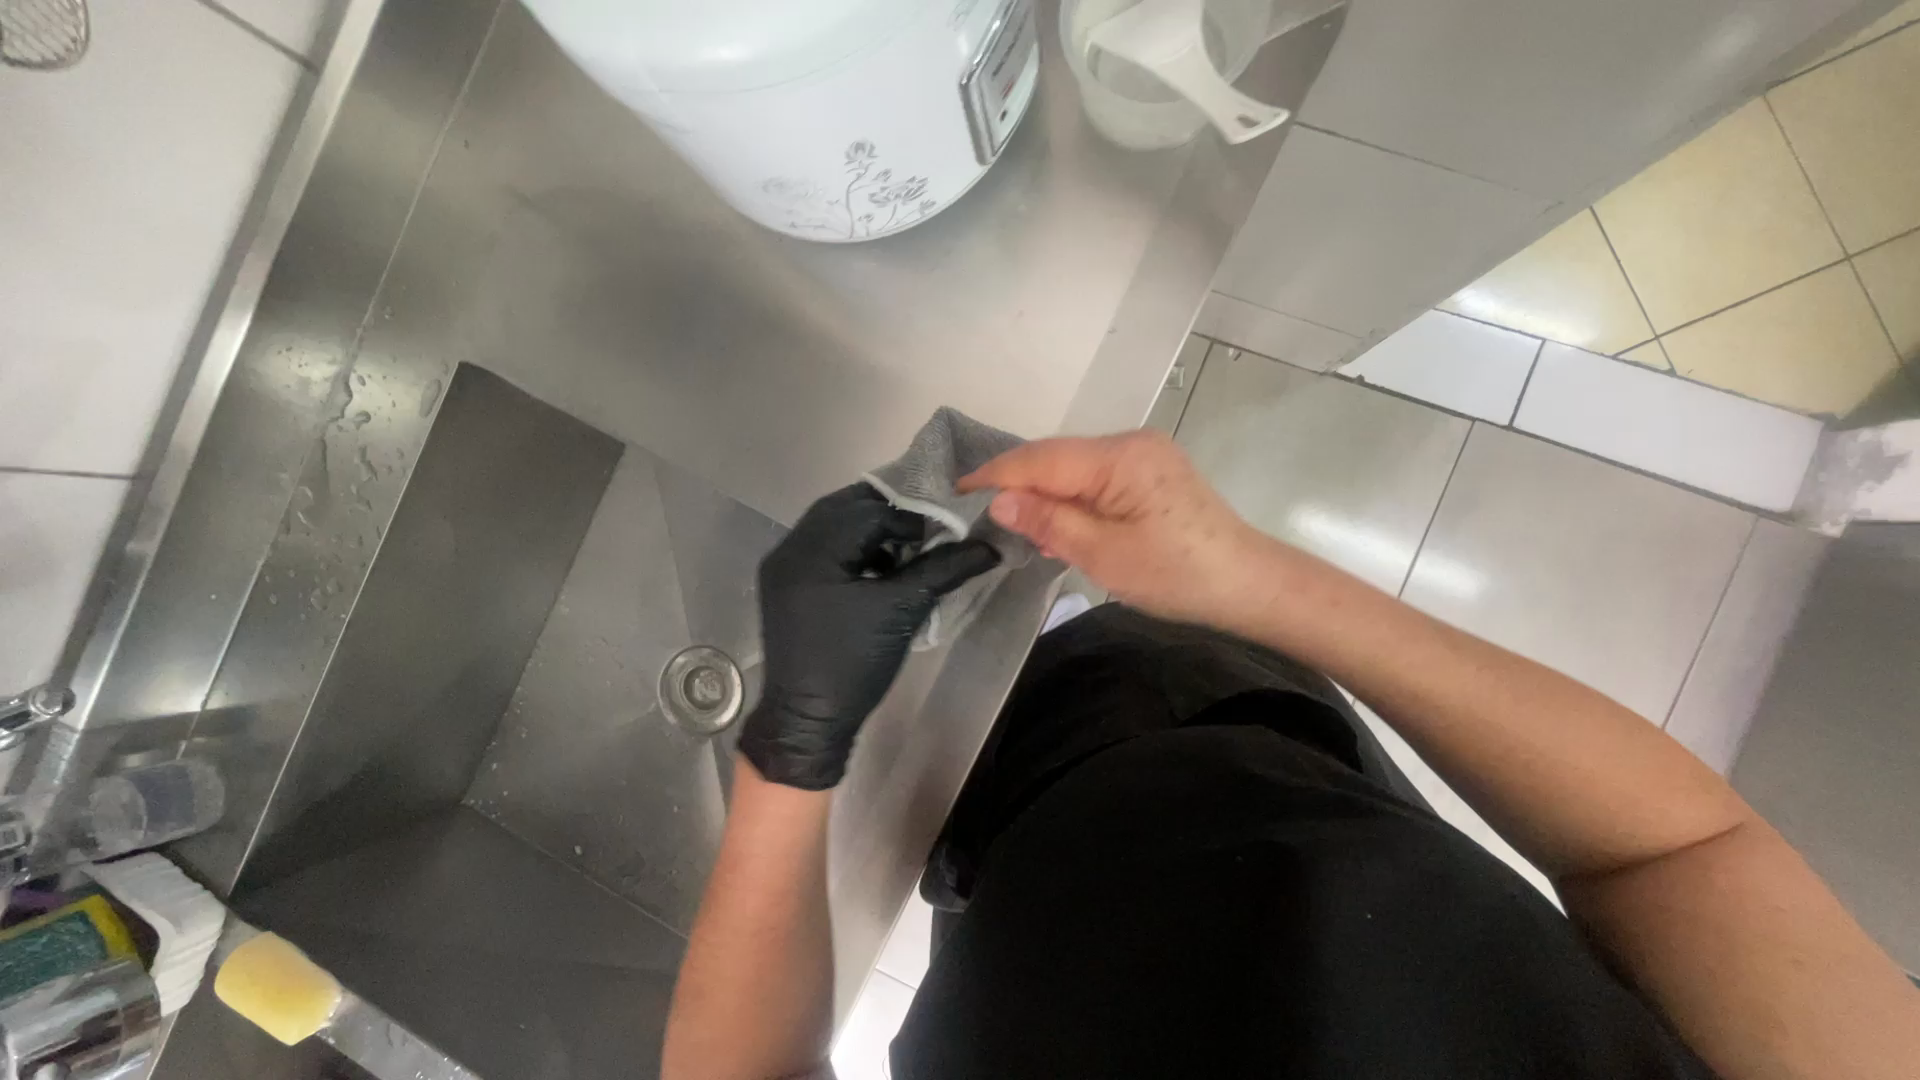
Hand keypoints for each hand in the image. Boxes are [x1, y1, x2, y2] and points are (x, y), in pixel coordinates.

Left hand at [739, 483, 1001, 789]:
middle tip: (927, 527)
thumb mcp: (903, 611)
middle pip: (845, 508)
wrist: (808, 720)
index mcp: (813, 550)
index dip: (911, 516)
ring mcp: (783, 567)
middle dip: (888, 513)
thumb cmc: (854, 663)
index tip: (943, 532)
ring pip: (832, 526)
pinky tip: (880, 569)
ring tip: (906, 548)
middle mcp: (789, 548)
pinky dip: (853, 549)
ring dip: (870, 529)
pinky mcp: (785, 585)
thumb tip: (989, 545)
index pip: (869, 511)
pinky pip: (823, 549)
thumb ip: (944, 569)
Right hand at [959, 431, 1262, 626]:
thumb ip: (1050, 522)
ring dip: (1043, 493)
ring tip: (1010, 523)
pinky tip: (1054, 522)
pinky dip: (1070, 497)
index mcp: (1120, 457)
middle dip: (1017, 484)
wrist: (1249, 585)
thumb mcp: (1105, 556)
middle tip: (978, 515)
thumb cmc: (1178, 575)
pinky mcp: (1151, 473)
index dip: (996, 476)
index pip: (1040, 459)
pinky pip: (1095, 477)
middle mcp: (1130, 443)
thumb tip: (1000, 501)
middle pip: (1055, 458)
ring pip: (1073, 468)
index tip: (954, 492)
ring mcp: (1143, 455)